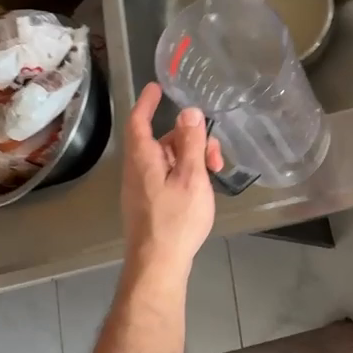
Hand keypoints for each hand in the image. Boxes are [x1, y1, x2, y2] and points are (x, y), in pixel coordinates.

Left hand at [121, 83, 223, 278]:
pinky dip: (183, 173)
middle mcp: (136, 169)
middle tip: (215, 154)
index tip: (158, 88)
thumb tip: (189, 112)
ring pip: (166, 160)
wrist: (158, 263)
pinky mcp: (147, 204)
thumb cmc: (176, 219)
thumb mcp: (191, 177)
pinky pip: (165, 176)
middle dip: (188, 139)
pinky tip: (201, 188)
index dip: (148, 103)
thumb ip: (191, 144)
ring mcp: (140, 188)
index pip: (139, 120)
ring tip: (214, 174)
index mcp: (143, 158)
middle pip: (160, 141)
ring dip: (190, 159)